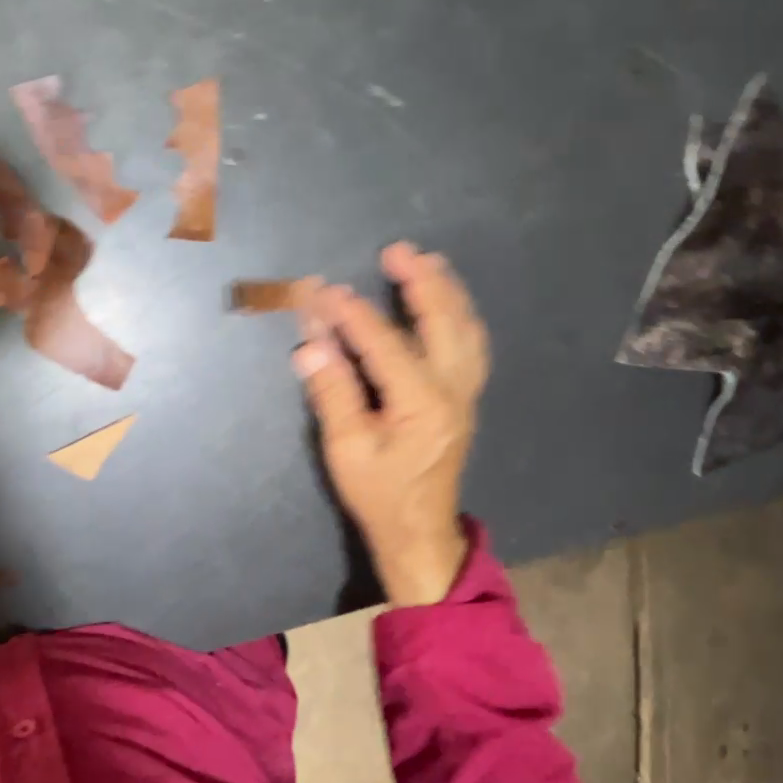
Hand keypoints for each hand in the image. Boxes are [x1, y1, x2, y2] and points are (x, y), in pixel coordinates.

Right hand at [293, 242, 489, 605]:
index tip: (323, 290)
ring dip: (447, 292)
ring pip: (465, 329)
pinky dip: (459, 317)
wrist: (419, 531)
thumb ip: (333, 393)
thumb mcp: (346, 450)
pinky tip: (448, 306)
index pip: (383, 342)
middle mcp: (452, 389)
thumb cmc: (379, 494)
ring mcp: (465, 394)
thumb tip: (311, 346)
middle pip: (442, 321)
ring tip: (428, 263)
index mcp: (420, 401)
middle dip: (420, 282)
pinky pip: (471, 345)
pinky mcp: (465, 400)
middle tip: (396, 251)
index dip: (351, 314)